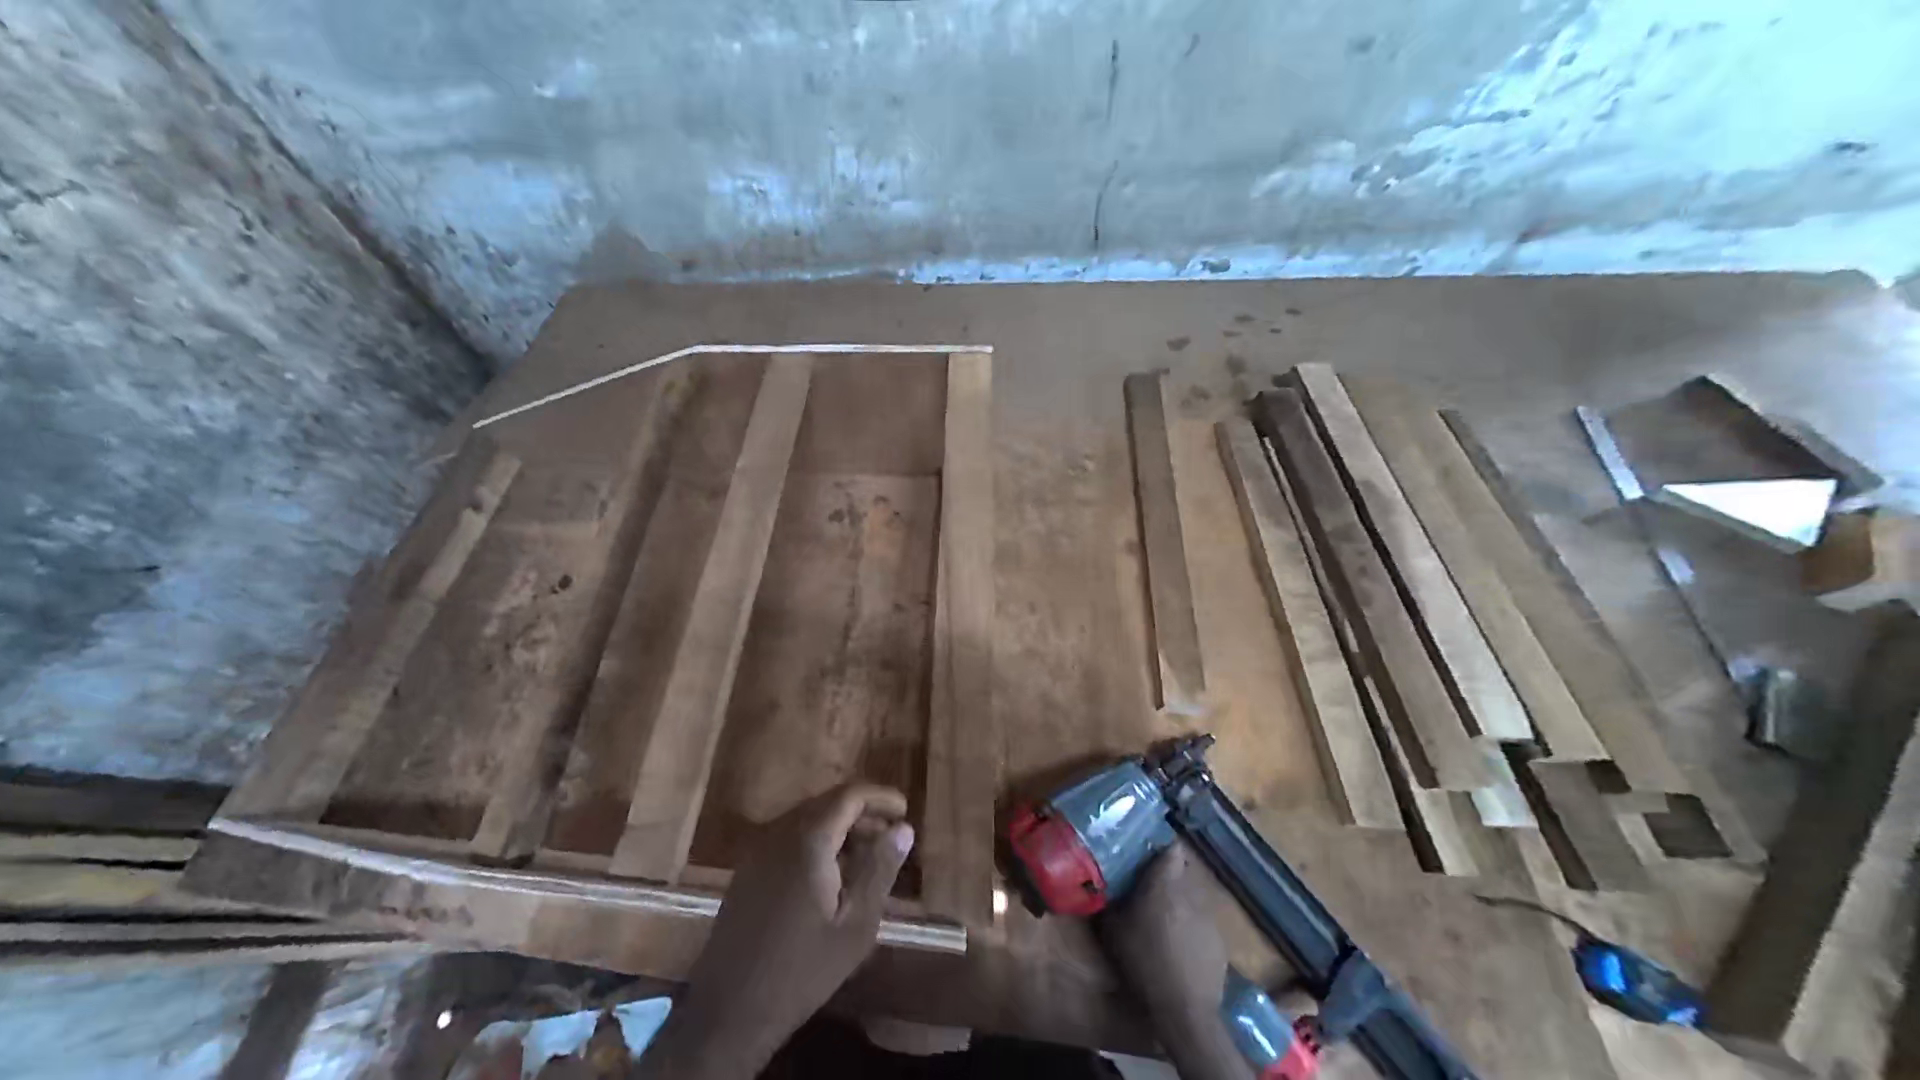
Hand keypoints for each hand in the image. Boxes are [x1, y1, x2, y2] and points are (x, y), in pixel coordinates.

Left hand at [634, 784, 915, 1079]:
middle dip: (863, 813)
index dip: (880, 797)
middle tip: (891, 836)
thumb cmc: (802, 969)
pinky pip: (789, 838)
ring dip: (840, 827)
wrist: (730, 1011)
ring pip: (807, 819)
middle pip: (827, 803)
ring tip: (868, 856)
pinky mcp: (748, 870)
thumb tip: (903, 829)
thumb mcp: (856, 924)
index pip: (849, 795)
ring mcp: (758, 850)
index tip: (905, 811)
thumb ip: (880, 869)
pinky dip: (817, 841)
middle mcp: (780, 832)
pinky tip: (832, 874)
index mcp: (808, 839)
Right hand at [1099, 843, 1247, 1079]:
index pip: (1172, 845)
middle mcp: (1191, 892)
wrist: (1185, 1011)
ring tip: (1159, 914)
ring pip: (1191, 896)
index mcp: (1166, 883)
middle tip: (1144, 881)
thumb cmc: (1143, 962)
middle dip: (1165, 872)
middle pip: (1181, 870)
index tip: (1144, 844)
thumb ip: (1108, 902)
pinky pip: (1200, 921)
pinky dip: (1188, 924)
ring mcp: (1209, 917)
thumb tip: (1098, 884)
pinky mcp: (1219, 941)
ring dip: (1177, 899)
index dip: (1160, 842)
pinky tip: (1176, 943)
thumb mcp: (1113, 931)